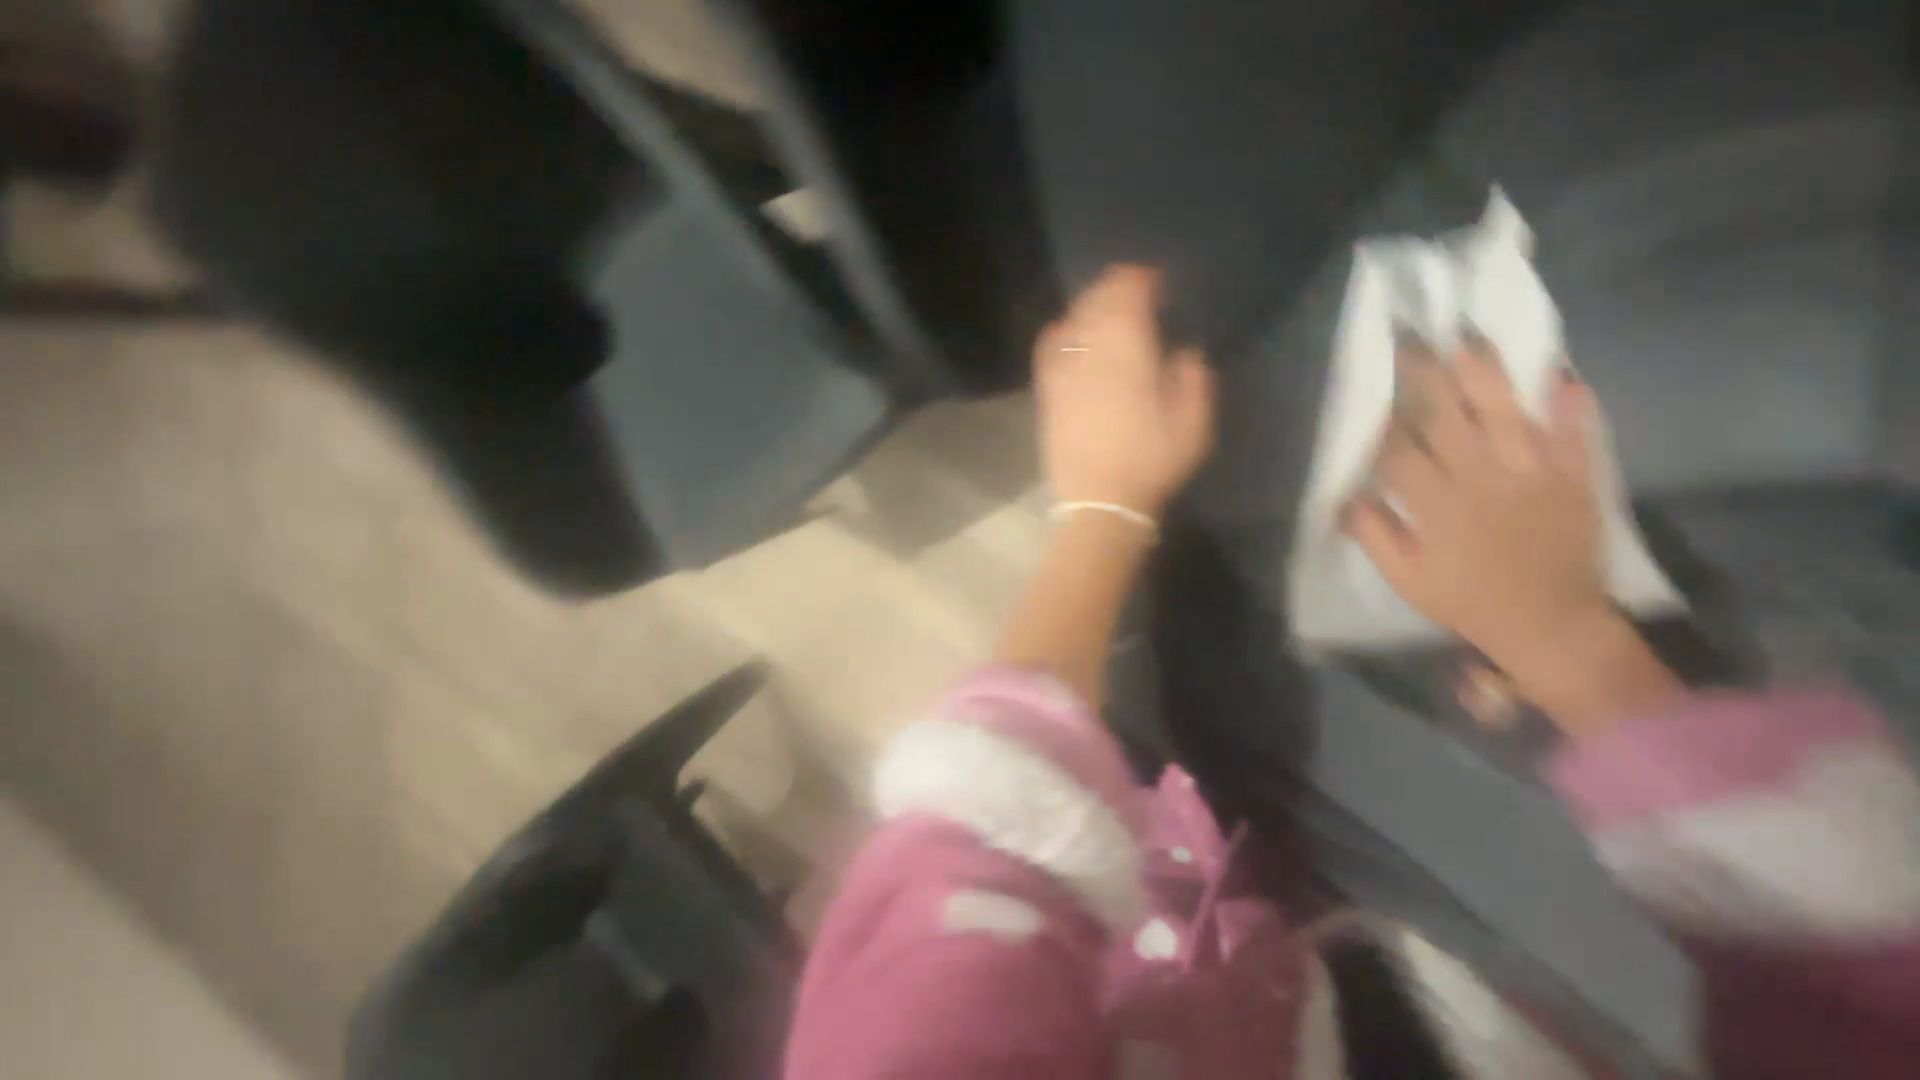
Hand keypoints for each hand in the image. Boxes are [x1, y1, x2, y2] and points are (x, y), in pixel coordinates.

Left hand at [1034, 265, 1215, 516]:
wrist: (1100, 502)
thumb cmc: (1152, 461)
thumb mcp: (1193, 421)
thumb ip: (1193, 375)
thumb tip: (1183, 350)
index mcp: (1129, 350)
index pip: (1129, 294)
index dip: (1142, 280)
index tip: (1158, 283)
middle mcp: (1091, 349)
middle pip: (1098, 300)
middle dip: (1116, 287)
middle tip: (1136, 292)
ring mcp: (1063, 369)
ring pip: (1073, 318)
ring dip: (1091, 305)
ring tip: (1108, 310)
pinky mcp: (1047, 390)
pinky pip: (1049, 345)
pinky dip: (1062, 329)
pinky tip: (1071, 332)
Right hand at [1344, 338, 1609, 668]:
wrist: (1550, 624)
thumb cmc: (1467, 601)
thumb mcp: (1405, 579)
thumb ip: (1375, 534)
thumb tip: (1345, 495)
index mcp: (1439, 506)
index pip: (1401, 450)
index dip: (1382, 418)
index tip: (1368, 386)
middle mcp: (1484, 479)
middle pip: (1448, 416)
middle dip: (1424, 375)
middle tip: (1409, 340)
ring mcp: (1535, 473)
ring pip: (1506, 411)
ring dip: (1484, 373)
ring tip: (1466, 339)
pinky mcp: (1575, 477)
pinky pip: (1575, 431)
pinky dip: (1569, 403)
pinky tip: (1559, 374)